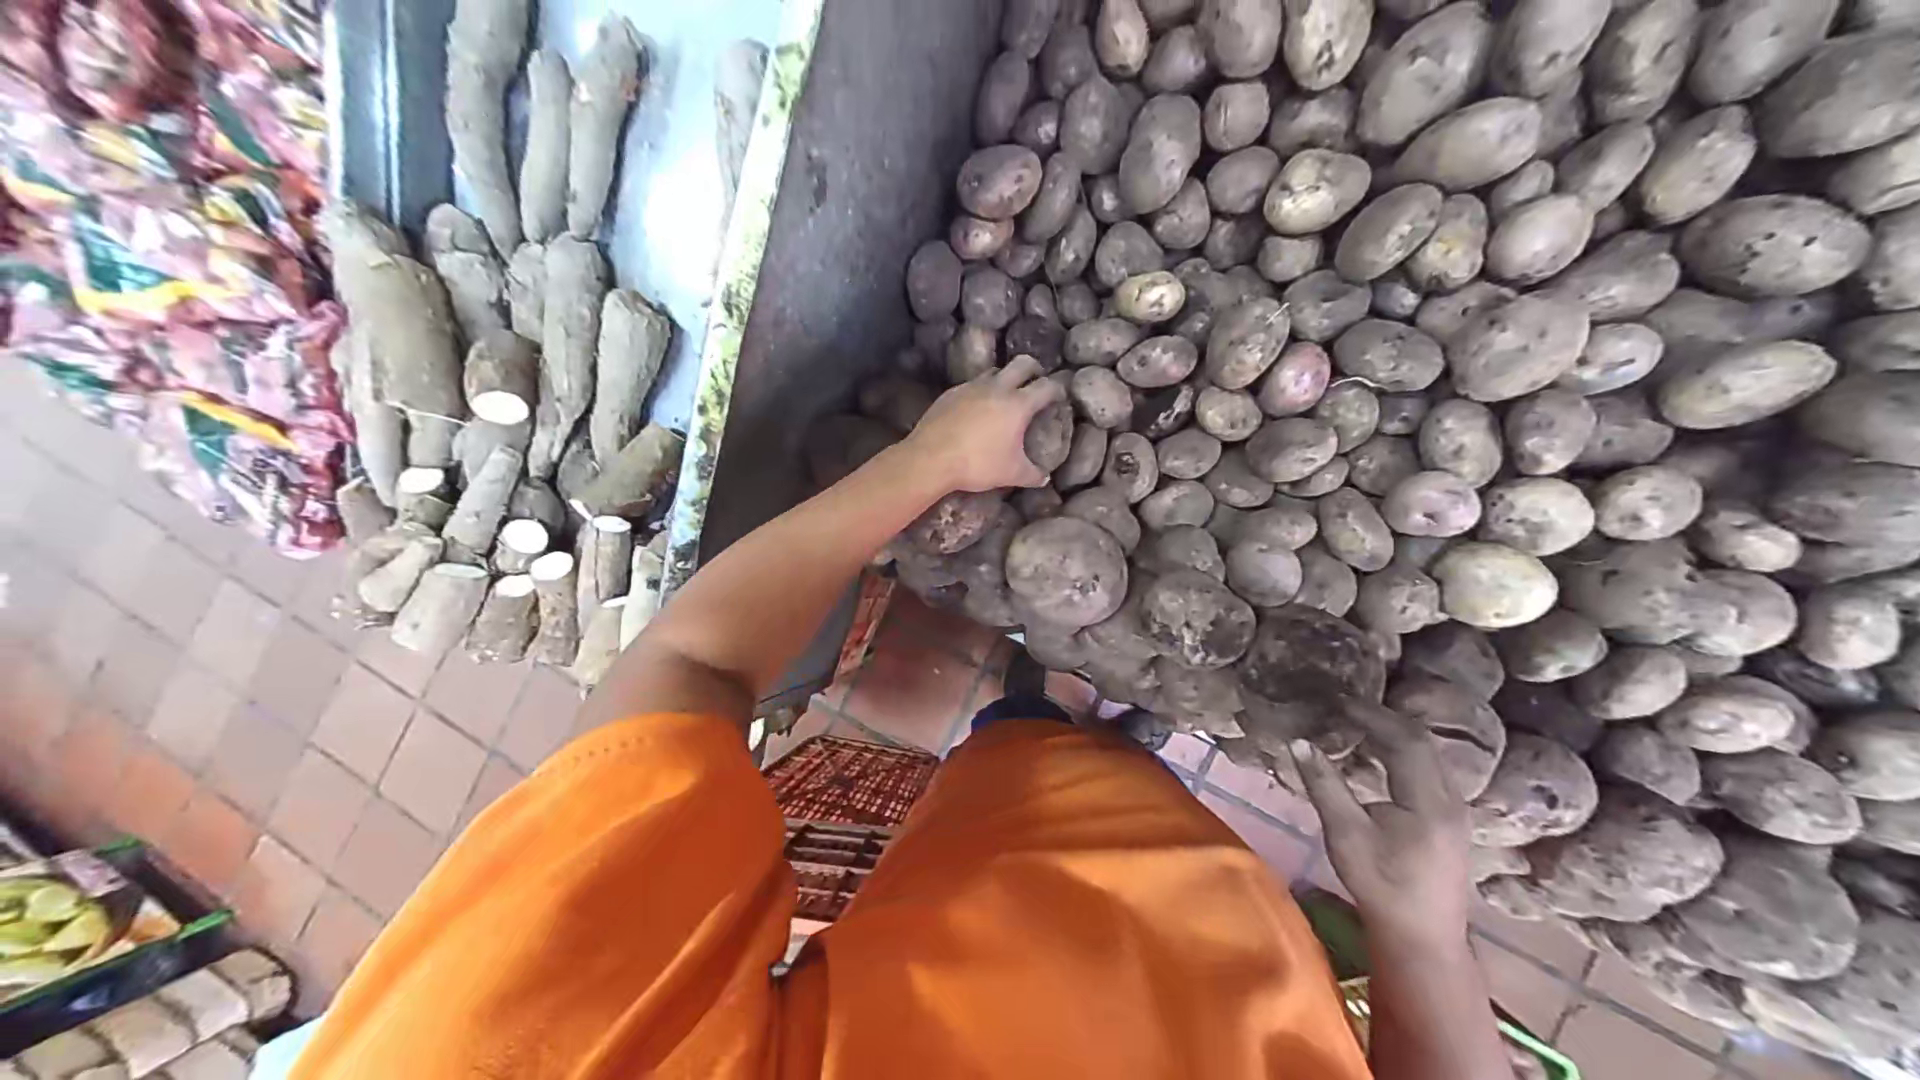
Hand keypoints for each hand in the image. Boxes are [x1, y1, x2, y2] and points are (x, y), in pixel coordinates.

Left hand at [901, 356, 1066, 492]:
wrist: (930, 459)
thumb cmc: (977, 465)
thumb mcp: (1011, 474)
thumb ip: (1033, 474)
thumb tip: (1044, 478)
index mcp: (1018, 404)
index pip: (1047, 386)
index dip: (1058, 389)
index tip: (1060, 396)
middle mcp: (997, 388)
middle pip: (1022, 363)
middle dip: (1034, 369)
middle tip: (1036, 381)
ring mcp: (971, 387)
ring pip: (994, 371)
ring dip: (1005, 377)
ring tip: (1006, 394)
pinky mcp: (951, 393)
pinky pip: (971, 384)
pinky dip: (980, 391)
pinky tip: (976, 408)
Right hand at [1292, 699, 1472, 948]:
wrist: (1423, 936)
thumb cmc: (1380, 884)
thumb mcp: (1345, 833)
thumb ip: (1324, 783)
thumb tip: (1299, 741)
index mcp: (1428, 801)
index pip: (1403, 740)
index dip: (1370, 715)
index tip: (1337, 703)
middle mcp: (1450, 799)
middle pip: (1421, 741)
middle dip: (1382, 718)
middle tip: (1345, 707)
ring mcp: (1456, 809)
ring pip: (1428, 753)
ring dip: (1393, 732)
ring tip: (1357, 723)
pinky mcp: (1451, 818)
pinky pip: (1429, 768)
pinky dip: (1401, 750)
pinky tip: (1378, 754)